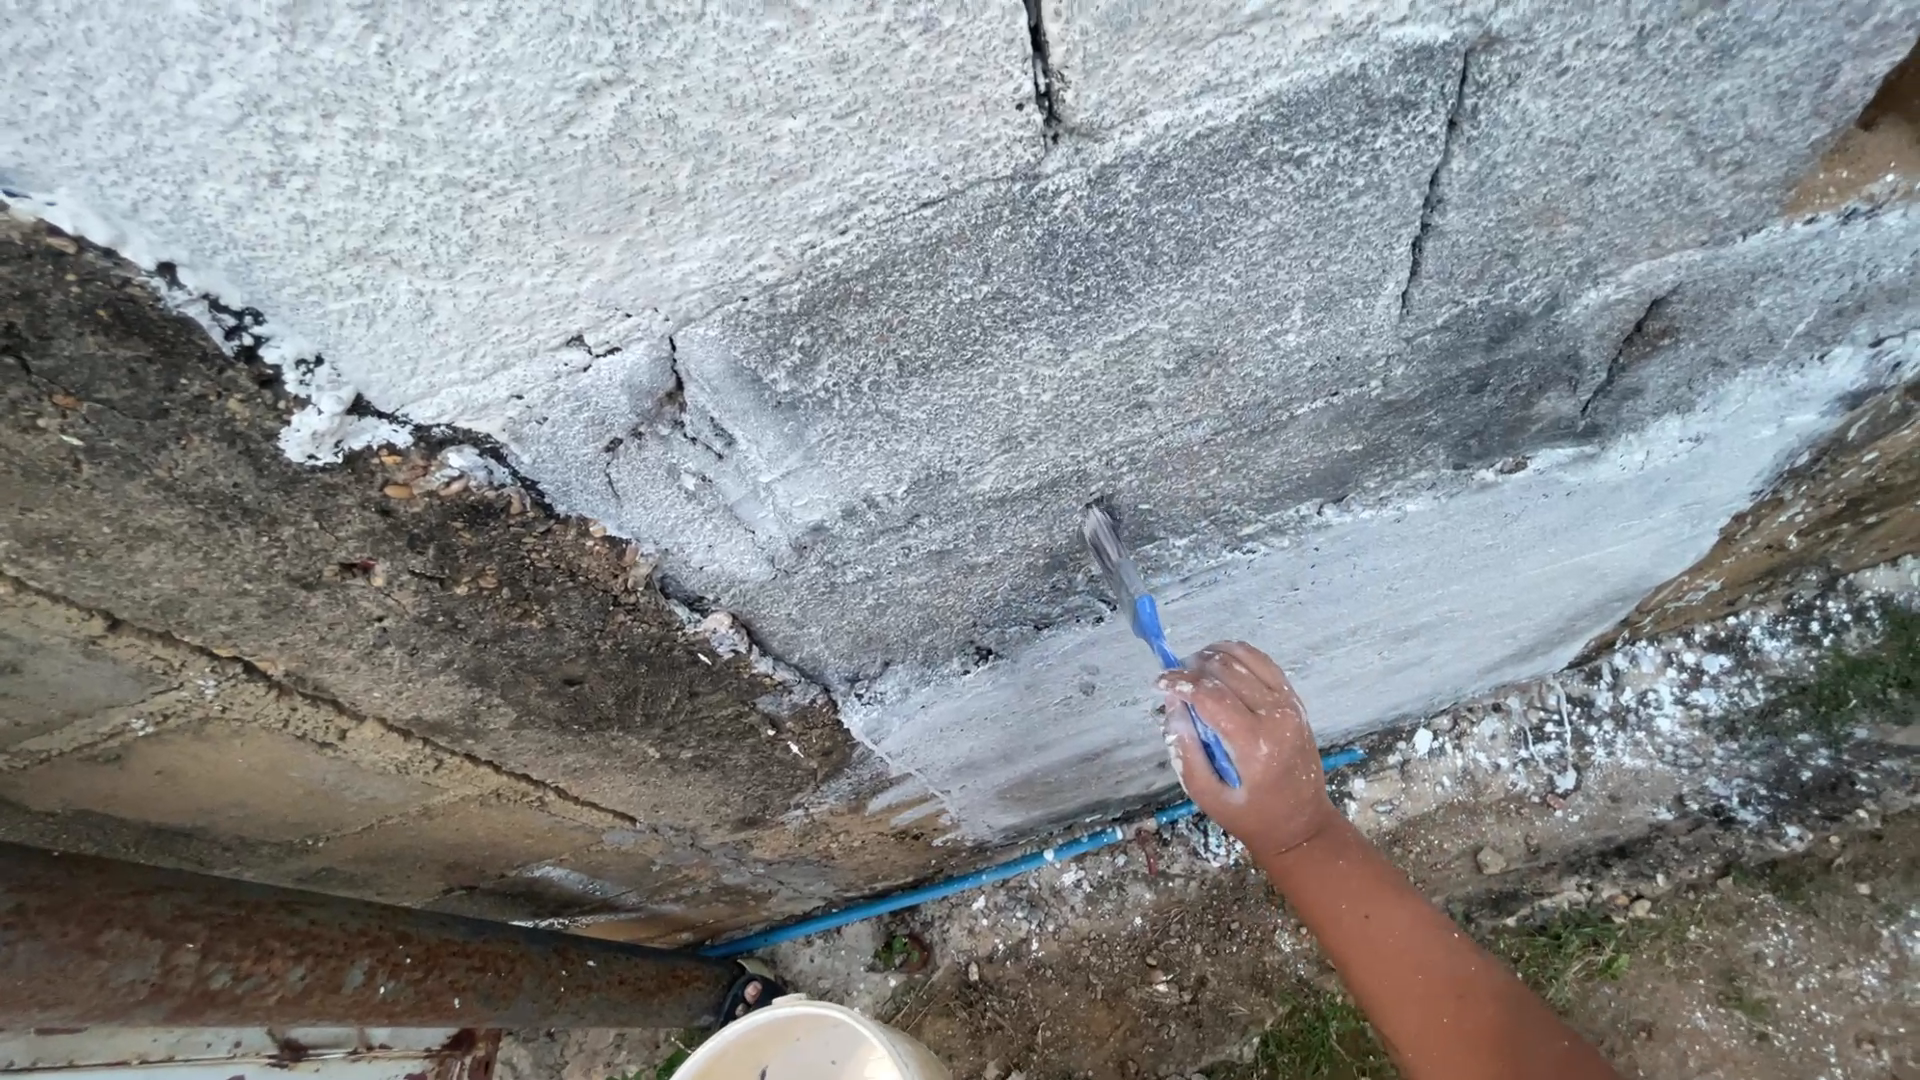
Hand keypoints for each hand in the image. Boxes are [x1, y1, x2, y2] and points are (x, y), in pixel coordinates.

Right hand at [1157, 642, 1341, 861]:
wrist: (1302, 824)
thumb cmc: (1251, 815)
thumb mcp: (1206, 795)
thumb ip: (1184, 749)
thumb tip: (1172, 705)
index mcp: (1254, 743)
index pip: (1209, 694)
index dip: (1178, 682)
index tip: (1158, 684)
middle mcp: (1275, 716)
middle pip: (1225, 669)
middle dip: (1192, 667)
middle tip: (1173, 680)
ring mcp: (1289, 704)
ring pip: (1245, 657)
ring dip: (1213, 656)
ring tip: (1193, 670)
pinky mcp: (1295, 700)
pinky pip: (1263, 662)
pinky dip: (1237, 654)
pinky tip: (1219, 663)